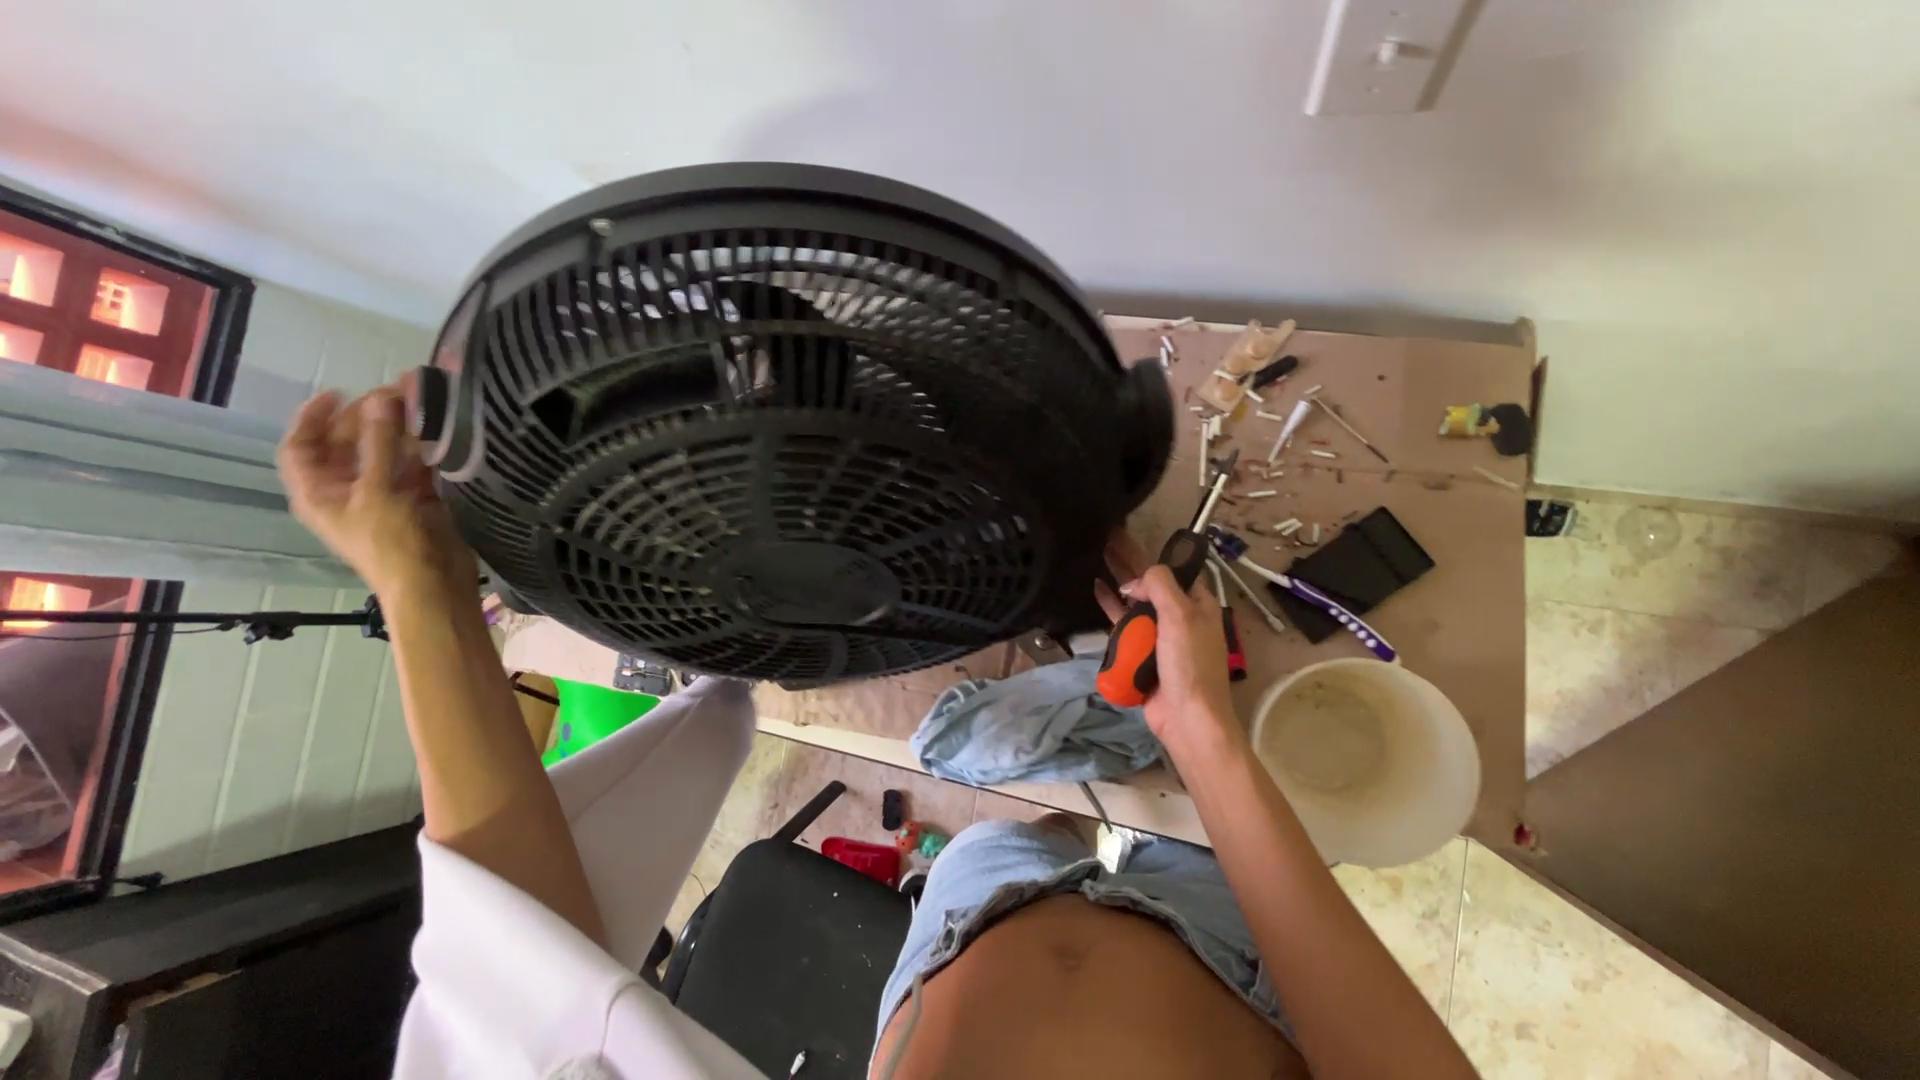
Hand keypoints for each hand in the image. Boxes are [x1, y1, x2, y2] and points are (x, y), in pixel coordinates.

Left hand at [277, 385, 476, 600]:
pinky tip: (436, 432)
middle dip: (367, 418)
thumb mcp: (377, 491)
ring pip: (383, 453)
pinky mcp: (415, 501)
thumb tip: (380, 399)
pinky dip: (422, 450)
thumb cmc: (391, 544)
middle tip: (395, 395)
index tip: (339, 392)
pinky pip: (413, 467)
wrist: (433, 586)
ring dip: (399, 430)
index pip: (300, 447)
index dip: (312, 417)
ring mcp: (382, 496)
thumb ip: (378, 443)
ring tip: (419, 404)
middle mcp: (346, 491)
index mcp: (319, 493)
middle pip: (345, 445)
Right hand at [1095, 530, 1243, 754]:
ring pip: (1135, 604)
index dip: (1151, 555)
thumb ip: (1160, 586)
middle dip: (1129, 564)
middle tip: (1104, 541)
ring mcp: (1161, 637)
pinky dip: (1111, 611)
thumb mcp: (1180, 615)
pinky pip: (1124, 627)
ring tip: (1094, 561)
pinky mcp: (1143, 655)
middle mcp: (1180, 617)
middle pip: (1151, 584)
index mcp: (1197, 604)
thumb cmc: (1189, 663)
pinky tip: (1097, 593)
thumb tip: (1134, 581)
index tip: (1125, 538)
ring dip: (1117, 585)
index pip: (1174, 570)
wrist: (1186, 717)